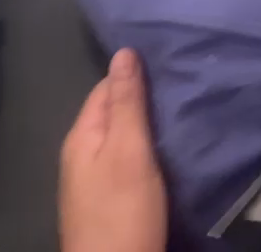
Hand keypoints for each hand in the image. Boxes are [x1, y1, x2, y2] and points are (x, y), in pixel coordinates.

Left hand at [60, 48, 167, 251]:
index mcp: (82, 134)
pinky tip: (164, 153)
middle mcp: (81, 153)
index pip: (106, 86)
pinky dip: (143, 152)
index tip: (168, 65)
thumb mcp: (129, 149)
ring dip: (145, 127)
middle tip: (179, 89)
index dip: (134, 73)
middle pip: (112, 111)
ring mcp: (90, 181)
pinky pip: (124, 161)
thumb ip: (127, 101)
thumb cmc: (122, 209)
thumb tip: (123, 50)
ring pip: (120, 138)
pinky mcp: (106, 202)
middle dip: (142, 99)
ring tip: (177, 116)